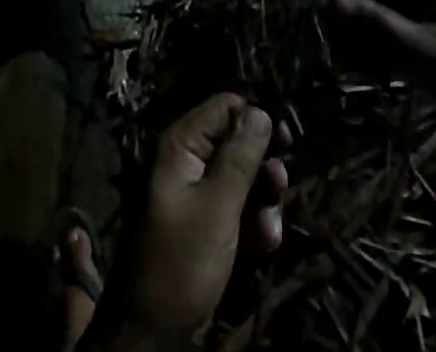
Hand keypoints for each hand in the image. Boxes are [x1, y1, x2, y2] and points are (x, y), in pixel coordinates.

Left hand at [108, 94, 285, 347]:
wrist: (150, 332)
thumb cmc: (182, 262)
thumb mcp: (218, 206)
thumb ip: (241, 156)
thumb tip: (260, 110)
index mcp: (178, 146)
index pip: (224, 107)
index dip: (257, 119)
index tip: (286, 143)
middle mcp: (182, 160)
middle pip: (235, 142)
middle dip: (262, 167)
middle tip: (280, 188)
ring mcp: (189, 191)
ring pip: (239, 177)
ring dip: (261, 200)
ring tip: (269, 230)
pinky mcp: (198, 219)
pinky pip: (231, 205)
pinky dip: (250, 221)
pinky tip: (263, 244)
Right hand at [321, 0, 435, 125]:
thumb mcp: (420, 48)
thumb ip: (377, 23)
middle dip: (346, 9)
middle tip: (310, 22)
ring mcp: (426, 17)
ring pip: (381, 17)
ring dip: (357, 32)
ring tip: (325, 45)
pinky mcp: (426, 39)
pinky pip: (391, 37)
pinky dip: (373, 48)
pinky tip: (351, 62)